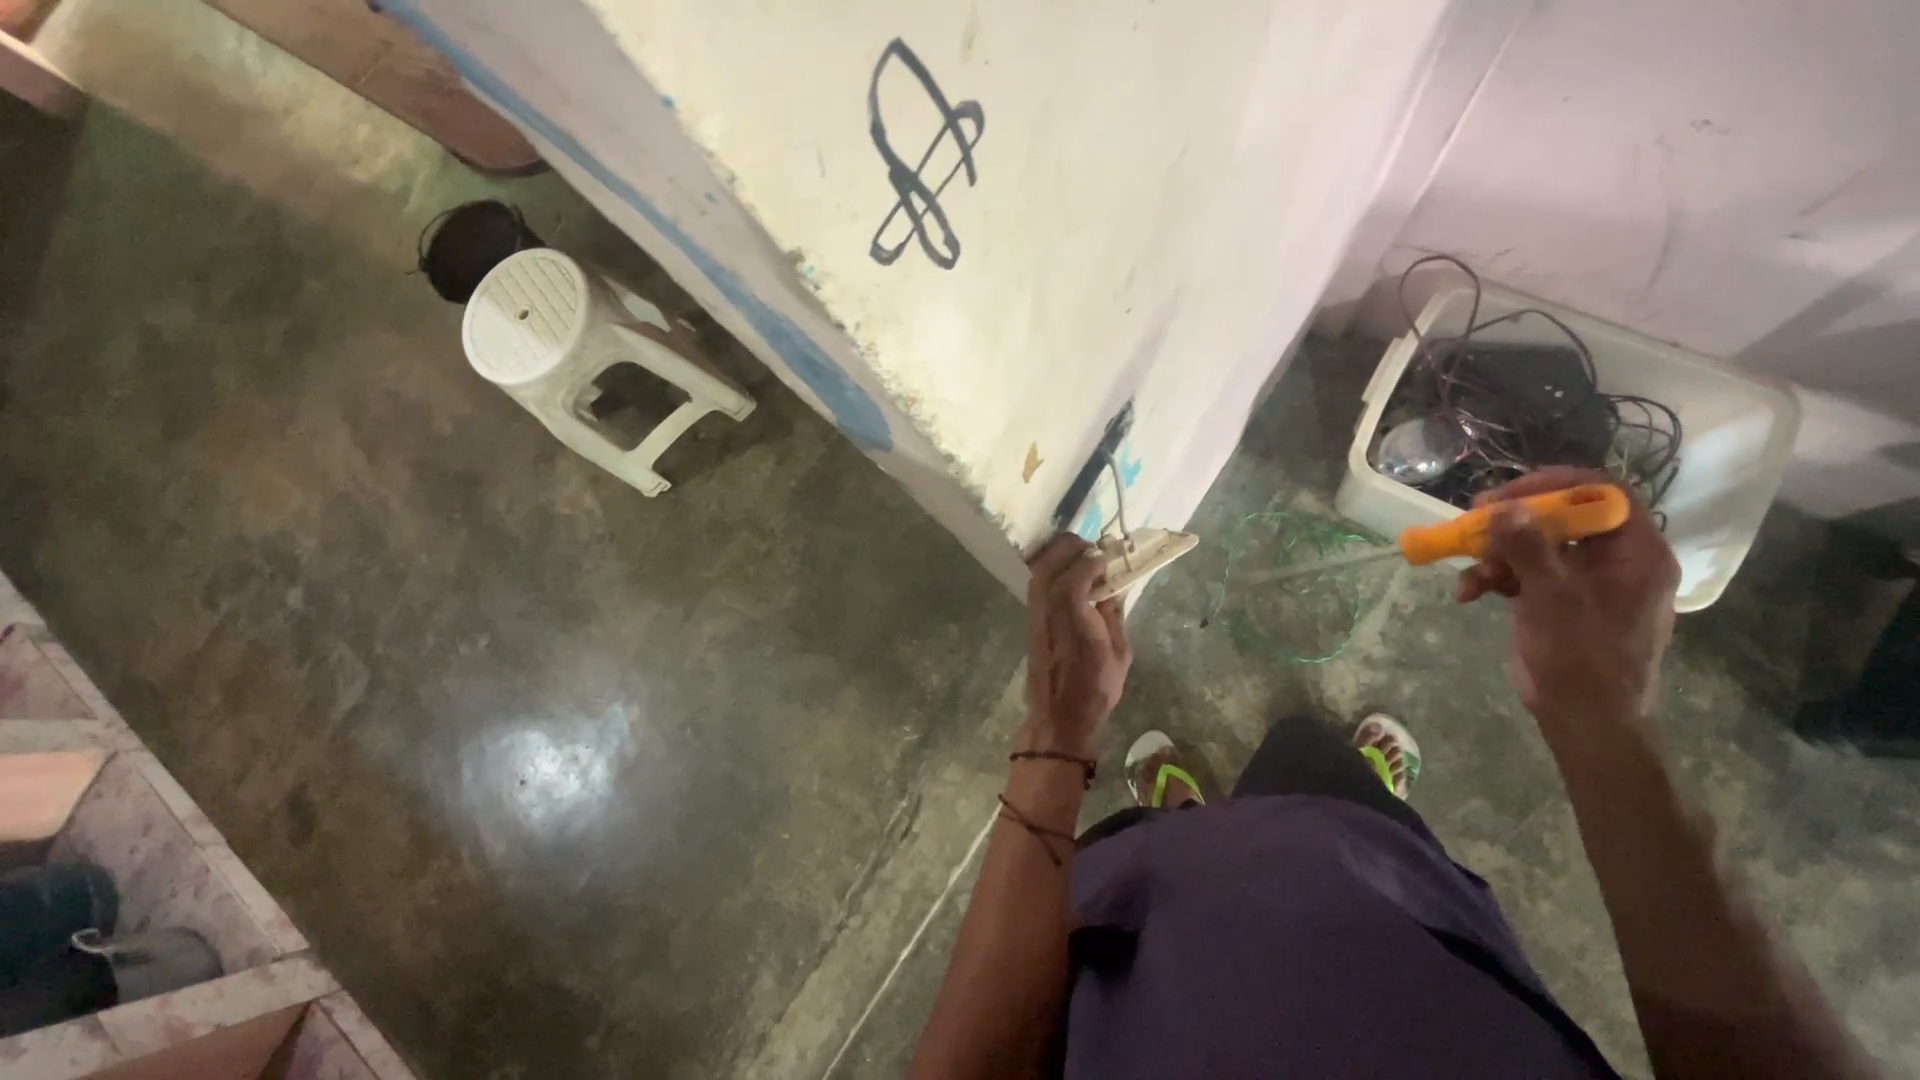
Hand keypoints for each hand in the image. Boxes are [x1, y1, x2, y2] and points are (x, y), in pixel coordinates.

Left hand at [1021, 534, 1131, 756]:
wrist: (1059, 719)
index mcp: (1076, 623)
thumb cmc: (1095, 691)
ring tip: (1084, 558)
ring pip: (1039, 572)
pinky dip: (1052, 570)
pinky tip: (1071, 575)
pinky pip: (1038, 585)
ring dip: (1060, 556)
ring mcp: (1035, 616)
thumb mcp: (1120, 654)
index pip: (1076, 577)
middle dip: (1072, 549)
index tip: (1109, 555)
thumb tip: (1113, 585)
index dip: (1092, 560)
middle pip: (1050, 566)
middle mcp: (1049, 614)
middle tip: (1094, 550)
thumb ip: (1114, 615)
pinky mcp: (1031, 621)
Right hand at [1456, 468, 1679, 724]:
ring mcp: (1580, 581)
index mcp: (1635, 553)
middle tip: (1473, 521)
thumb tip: (1502, 508)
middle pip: (1561, 518)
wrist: (1584, 718)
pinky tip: (1467, 594)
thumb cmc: (1585, 657)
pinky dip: (1491, 579)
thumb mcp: (1555, 598)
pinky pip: (1521, 573)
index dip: (1556, 485)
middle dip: (1512, 521)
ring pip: (1534, 545)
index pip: (1603, 494)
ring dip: (1495, 554)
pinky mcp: (1552, 600)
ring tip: (1469, 571)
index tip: (1508, 494)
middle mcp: (1611, 560)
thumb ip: (1529, 548)